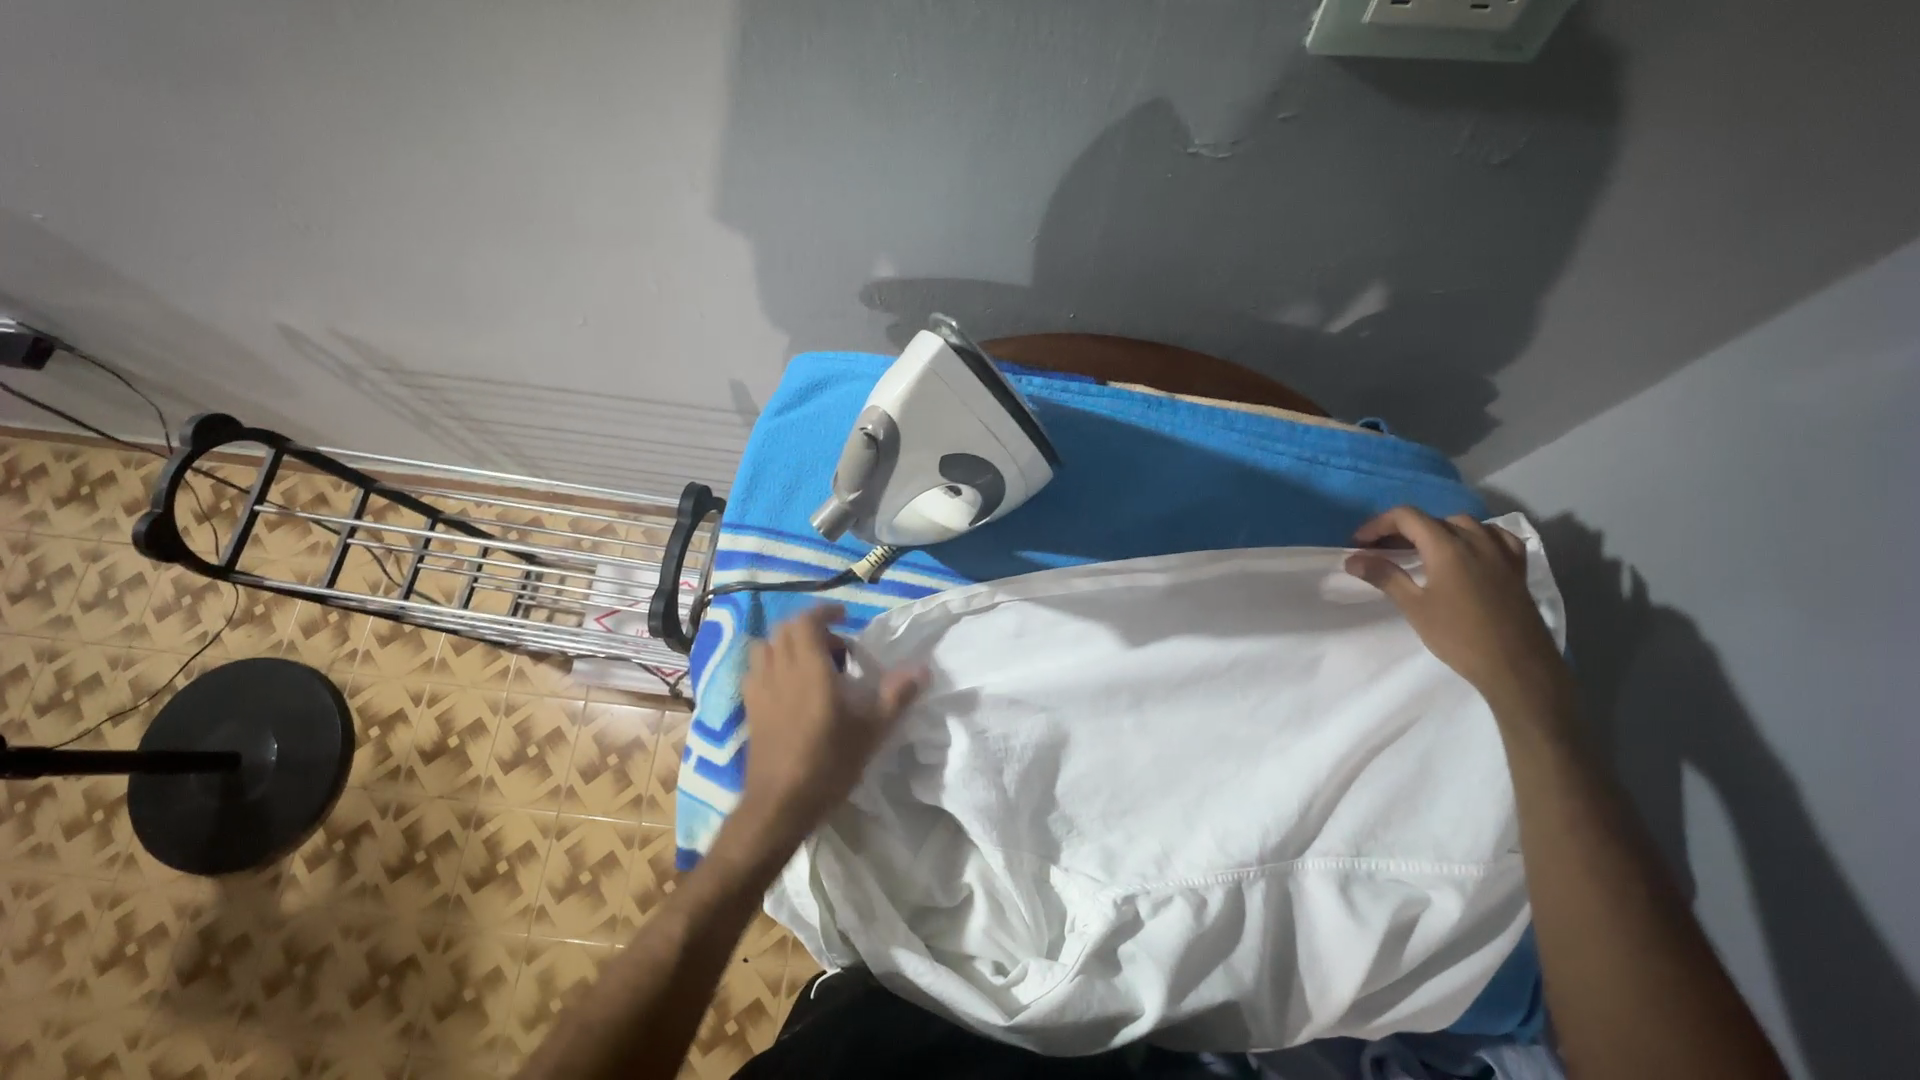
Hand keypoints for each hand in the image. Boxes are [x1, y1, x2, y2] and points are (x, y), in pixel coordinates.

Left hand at [736, 604, 924, 843]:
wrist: (781, 802)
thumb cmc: (829, 762)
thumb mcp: (872, 729)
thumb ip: (895, 695)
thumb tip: (922, 669)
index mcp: (808, 667)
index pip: (807, 620)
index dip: (824, 612)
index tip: (844, 616)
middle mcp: (779, 669)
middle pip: (785, 630)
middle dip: (811, 630)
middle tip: (838, 651)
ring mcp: (759, 688)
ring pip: (767, 648)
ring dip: (788, 646)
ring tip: (811, 666)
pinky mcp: (749, 708)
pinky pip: (756, 671)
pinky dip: (773, 666)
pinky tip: (790, 690)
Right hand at [1345, 507, 1568, 713]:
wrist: (1516, 665)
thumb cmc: (1458, 636)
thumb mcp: (1414, 607)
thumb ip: (1385, 576)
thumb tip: (1353, 559)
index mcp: (1447, 546)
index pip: (1407, 517)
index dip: (1378, 525)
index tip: (1360, 544)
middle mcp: (1475, 540)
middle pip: (1432, 519)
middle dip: (1402, 530)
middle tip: (1382, 551)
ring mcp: (1500, 551)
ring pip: (1464, 524)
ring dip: (1437, 530)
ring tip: (1422, 551)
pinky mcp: (1517, 566)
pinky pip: (1495, 537)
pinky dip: (1475, 536)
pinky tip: (1470, 550)